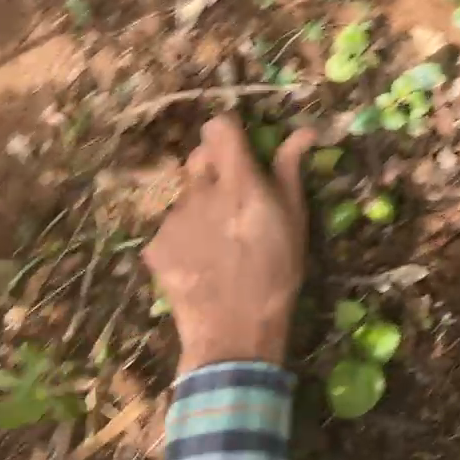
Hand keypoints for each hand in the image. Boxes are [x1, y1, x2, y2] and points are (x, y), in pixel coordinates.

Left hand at [143, 115, 315, 371]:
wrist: (234, 330)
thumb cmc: (277, 271)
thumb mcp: (294, 219)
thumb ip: (289, 169)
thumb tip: (305, 130)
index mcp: (240, 182)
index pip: (219, 128)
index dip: (227, 131)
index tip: (238, 145)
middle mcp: (201, 193)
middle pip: (198, 156)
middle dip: (214, 165)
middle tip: (233, 195)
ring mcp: (173, 219)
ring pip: (185, 193)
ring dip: (200, 202)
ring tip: (219, 237)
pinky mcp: (154, 244)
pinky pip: (171, 225)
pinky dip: (185, 234)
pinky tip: (201, 259)